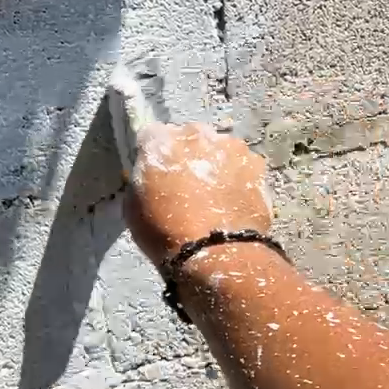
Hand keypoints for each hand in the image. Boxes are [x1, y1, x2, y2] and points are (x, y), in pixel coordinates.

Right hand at [124, 122, 273, 266]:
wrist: (216, 253)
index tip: (153, 171)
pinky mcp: (255, 163)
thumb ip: (140, 181)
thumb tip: (148, 176)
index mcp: (158, 142)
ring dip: (211, 162)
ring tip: (210, 193)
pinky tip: (230, 199)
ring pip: (216, 147)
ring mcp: (229, 146)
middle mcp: (194, 134)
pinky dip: (235, 175)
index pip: (149, 134)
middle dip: (184, 153)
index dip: (150, 153)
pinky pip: (239, 163)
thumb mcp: (133, 208)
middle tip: (182, 183)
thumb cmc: (165, 233)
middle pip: (186, 135)